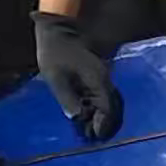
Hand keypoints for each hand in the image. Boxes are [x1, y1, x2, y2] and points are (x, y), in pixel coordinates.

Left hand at [32, 13, 122, 142]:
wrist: (58, 28)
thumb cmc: (55, 52)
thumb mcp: (55, 77)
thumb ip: (67, 98)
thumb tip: (77, 118)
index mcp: (97, 81)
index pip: (107, 109)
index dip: (102, 125)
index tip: (94, 136)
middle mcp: (105, 81)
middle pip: (110, 109)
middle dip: (101, 124)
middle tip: (89, 136)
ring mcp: (102, 79)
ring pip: (107, 104)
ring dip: (99, 118)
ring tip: (87, 129)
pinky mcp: (96, 77)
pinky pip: (101, 97)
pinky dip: (95, 108)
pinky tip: (86, 114)